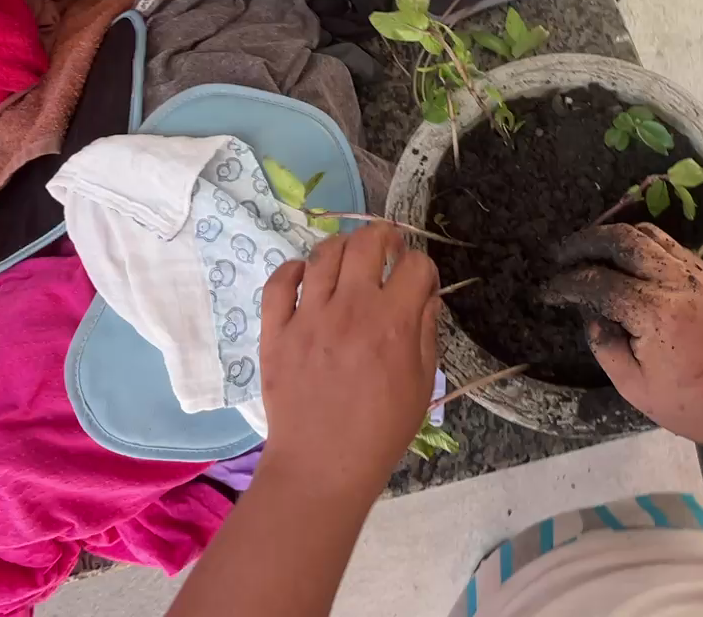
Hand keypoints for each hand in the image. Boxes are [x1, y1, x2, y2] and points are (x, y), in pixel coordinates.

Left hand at [259, 222, 439, 500]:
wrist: (322, 468)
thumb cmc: (380, 431)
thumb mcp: (421, 384)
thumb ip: (426, 332)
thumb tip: (426, 296)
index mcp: (392, 323)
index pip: (416, 265)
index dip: (424, 267)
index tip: (420, 279)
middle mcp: (351, 308)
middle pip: (367, 242)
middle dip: (384, 236)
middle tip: (388, 247)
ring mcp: (309, 317)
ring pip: (325, 253)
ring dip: (343, 246)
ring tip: (350, 259)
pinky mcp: (276, 331)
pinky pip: (279, 282)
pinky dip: (292, 269)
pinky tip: (306, 275)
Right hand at [543, 223, 702, 456]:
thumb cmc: (691, 405)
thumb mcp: (634, 387)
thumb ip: (604, 345)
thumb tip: (591, 313)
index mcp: (657, 314)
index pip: (600, 282)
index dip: (568, 283)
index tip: (550, 291)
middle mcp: (679, 283)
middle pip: (623, 239)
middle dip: (586, 242)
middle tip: (563, 254)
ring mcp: (699, 275)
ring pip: (648, 234)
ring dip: (614, 237)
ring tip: (592, 252)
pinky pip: (670, 246)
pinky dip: (641, 246)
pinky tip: (627, 263)